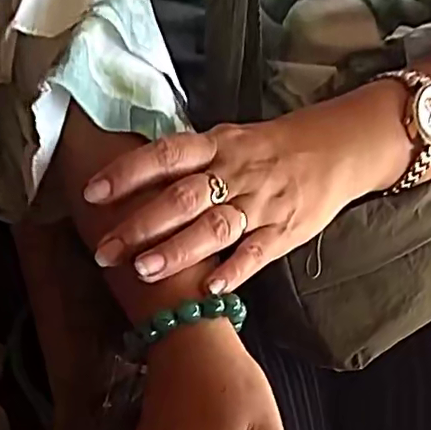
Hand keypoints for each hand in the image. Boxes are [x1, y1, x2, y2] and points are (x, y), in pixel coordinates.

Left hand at [82, 91, 403, 293]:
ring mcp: (260, 204)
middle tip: (105, 251)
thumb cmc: (268, 150)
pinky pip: (257, 253)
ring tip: (144, 271)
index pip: (165, 156)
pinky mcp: (283, 232)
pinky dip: (234, 270)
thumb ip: (185, 161)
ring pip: (215, 227)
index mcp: (216, 147)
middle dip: (141, 225)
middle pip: (183, 197)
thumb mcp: (226, 141)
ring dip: (178, 250)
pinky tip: (211, 288)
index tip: (92, 194)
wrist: (338, 148)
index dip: (128, 174)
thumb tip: (131, 177)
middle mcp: (234, 173)